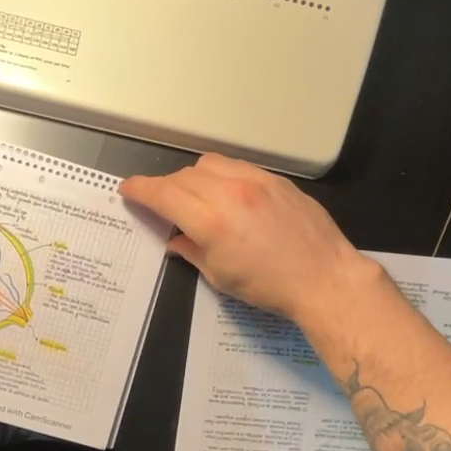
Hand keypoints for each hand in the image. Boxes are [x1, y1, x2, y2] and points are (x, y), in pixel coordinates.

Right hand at [120, 154, 378, 321]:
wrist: (323, 278)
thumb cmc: (269, 287)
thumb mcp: (221, 276)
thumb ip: (192, 251)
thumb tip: (175, 240)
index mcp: (212, 223)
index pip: (164, 195)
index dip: (141, 189)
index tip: (127, 189)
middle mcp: (231, 194)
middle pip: (182, 177)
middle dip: (164, 187)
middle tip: (157, 201)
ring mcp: (256, 182)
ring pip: (208, 164)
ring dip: (191, 177)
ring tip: (191, 196)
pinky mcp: (276, 180)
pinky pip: (237, 166)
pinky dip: (220, 174)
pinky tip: (223, 192)